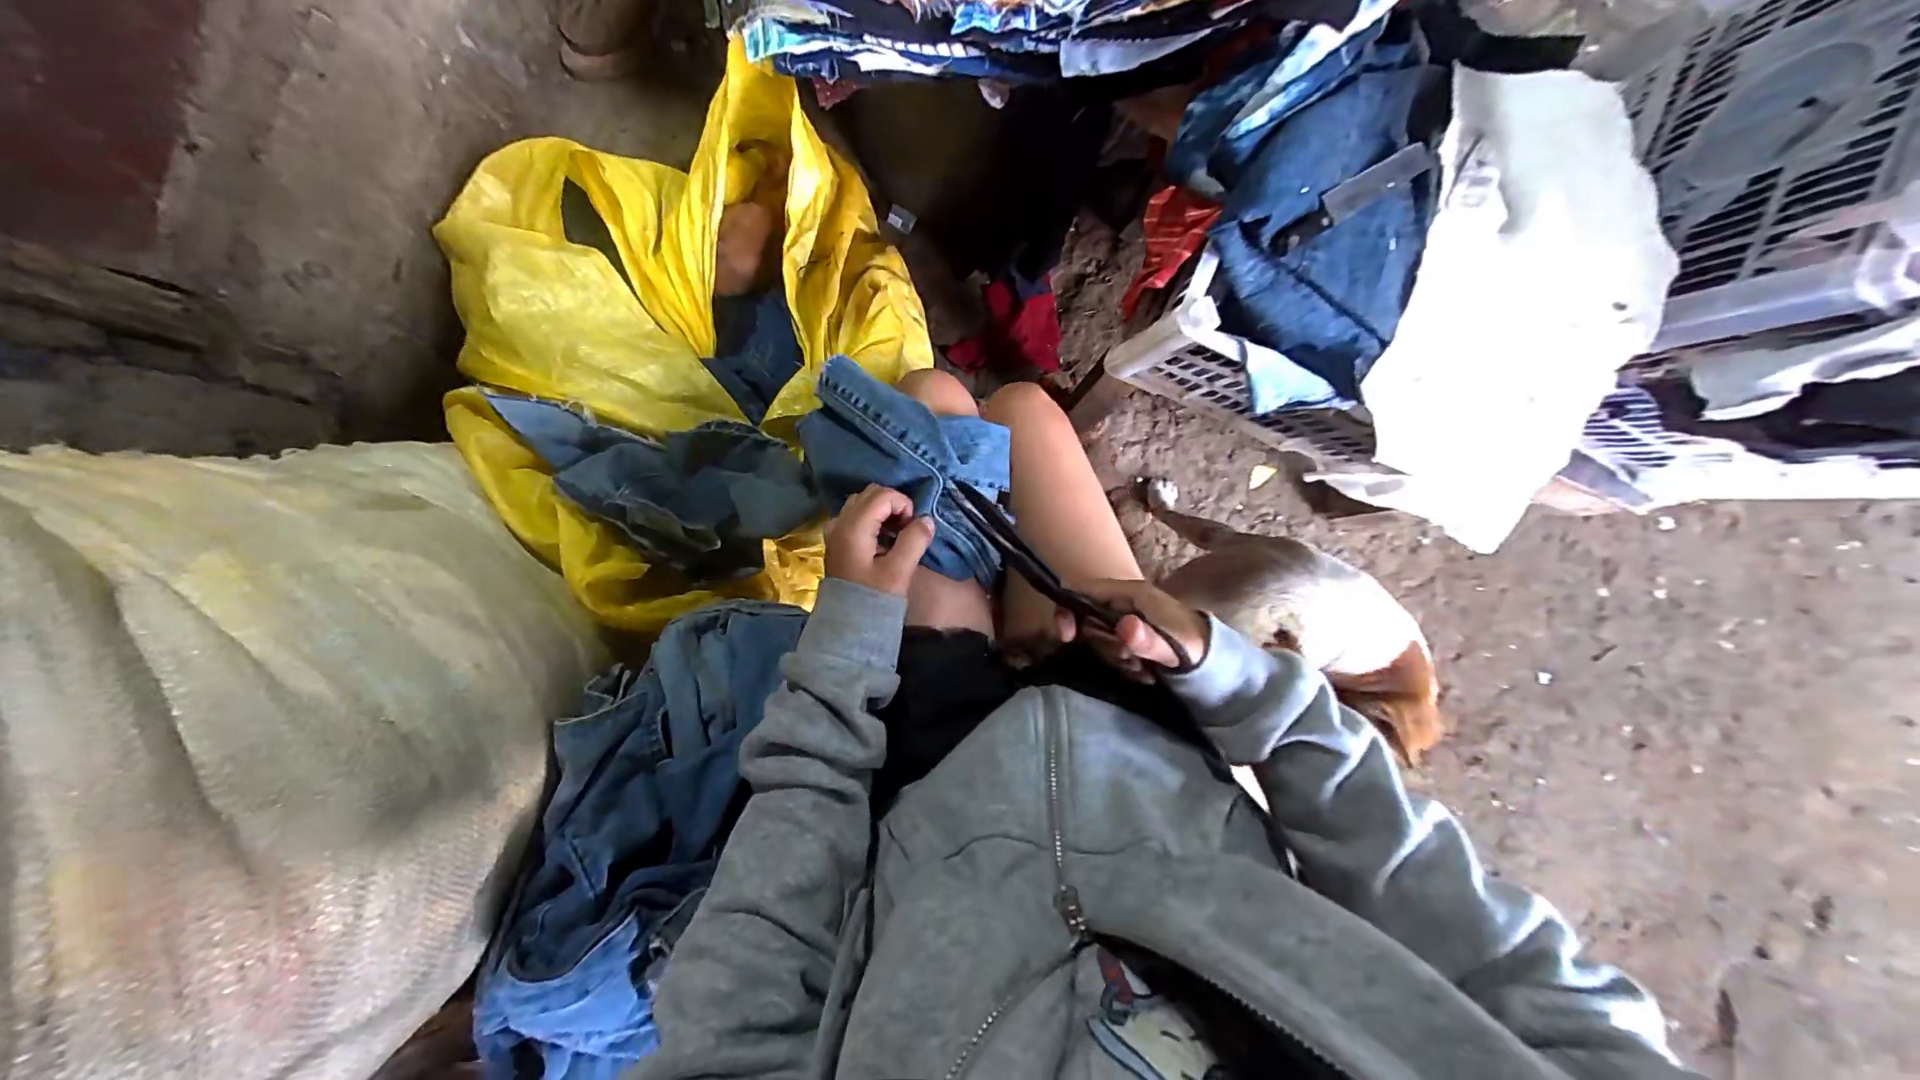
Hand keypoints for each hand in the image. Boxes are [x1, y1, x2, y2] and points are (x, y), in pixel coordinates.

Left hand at [824, 485, 935, 597]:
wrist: (846, 625)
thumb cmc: (873, 598)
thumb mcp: (899, 572)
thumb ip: (914, 541)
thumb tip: (927, 519)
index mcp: (853, 528)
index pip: (883, 496)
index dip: (904, 504)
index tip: (913, 527)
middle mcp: (839, 523)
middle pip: (870, 494)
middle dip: (893, 504)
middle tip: (907, 528)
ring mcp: (834, 531)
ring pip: (861, 503)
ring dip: (882, 511)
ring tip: (896, 534)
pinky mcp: (836, 541)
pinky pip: (854, 516)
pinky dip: (871, 518)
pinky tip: (882, 540)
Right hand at [1056, 578, 1209, 677]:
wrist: (1220, 662)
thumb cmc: (1196, 648)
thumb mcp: (1173, 648)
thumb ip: (1148, 640)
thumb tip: (1123, 626)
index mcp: (1132, 593)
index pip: (1083, 590)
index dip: (1068, 609)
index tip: (1067, 637)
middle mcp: (1127, 601)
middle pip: (1089, 618)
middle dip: (1103, 644)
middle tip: (1128, 660)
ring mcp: (1129, 616)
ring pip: (1100, 636)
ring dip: (1116, 657)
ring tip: (1143, 669)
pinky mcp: (1133, 633)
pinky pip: (1113, 647)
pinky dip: (1124, 663)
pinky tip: (1145, 672)